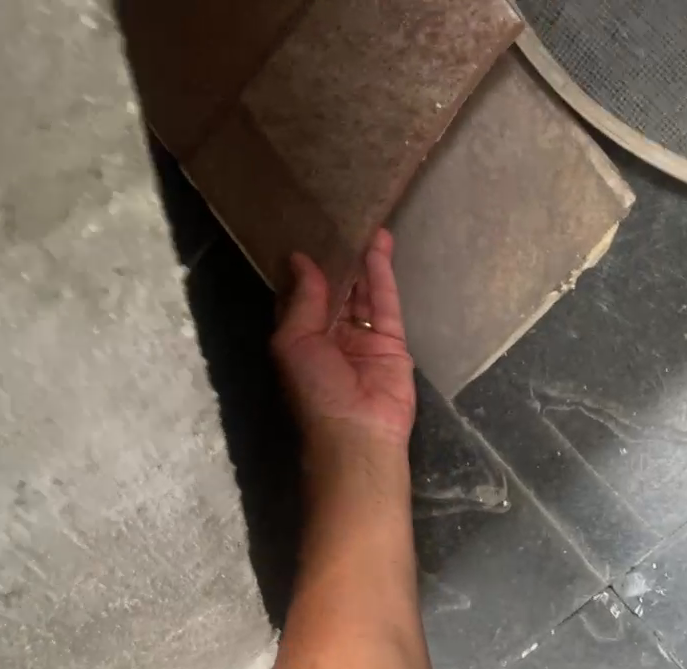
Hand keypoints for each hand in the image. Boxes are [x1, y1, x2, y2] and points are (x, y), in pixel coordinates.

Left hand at [271, 229, 416, 455]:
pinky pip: (386, 304)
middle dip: (337, 260)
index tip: (303, 232)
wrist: (357, 429)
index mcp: (303, 337)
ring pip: (363, 292)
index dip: (305, 267)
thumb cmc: (315, 389)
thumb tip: (301, 259)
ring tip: (362, 225)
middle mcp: (334, 334)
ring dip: (362, 261)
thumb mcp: (293, 341)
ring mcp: (366, 337)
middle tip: (337, 221)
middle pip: (337, 290)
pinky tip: (379, 248)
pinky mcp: (394, 341)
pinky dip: (382, 276)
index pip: (303, 294)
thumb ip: (302, 300)